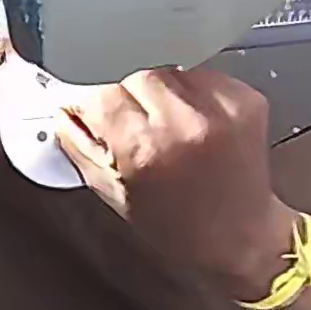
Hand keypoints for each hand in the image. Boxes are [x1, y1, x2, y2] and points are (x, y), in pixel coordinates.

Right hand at [56, 67, 295, 298]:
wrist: (237, 236)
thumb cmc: (174, 225)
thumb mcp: (111, 192)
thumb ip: (81, 146)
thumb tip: (64, 112)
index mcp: (144, 151)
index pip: (101, 97)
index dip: (90, 106)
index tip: (89, 113)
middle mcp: (184, 125)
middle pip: (134, 79)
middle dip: (126, 100)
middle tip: (132, 129)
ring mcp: (220, 110)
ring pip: (167, 73)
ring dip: (158, 95)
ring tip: (165, 128)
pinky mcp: (246, 100)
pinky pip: (201, 76)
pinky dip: (189, 94)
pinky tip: (191, 123)